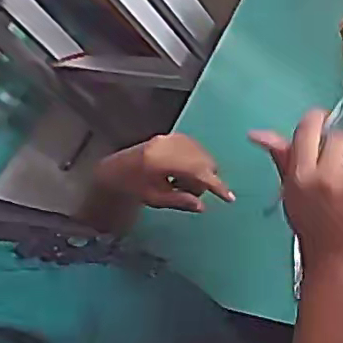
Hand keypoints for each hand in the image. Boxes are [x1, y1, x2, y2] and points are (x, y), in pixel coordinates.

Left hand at [91, 133, 234, 213]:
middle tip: (191, 191)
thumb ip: (180, 201)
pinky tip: (183, 171)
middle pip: (204, 162)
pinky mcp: (172, 137)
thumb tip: (203, 206)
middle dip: (205, 179)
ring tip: (182, 181)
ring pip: (203, 155)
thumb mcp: (155, 198)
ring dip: (200, 170)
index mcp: (161, 161)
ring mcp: (170, 138)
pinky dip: (196, 162)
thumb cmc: (133, 187)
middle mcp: (168, 145)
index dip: (216, 186)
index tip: (229, 198)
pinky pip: (196, 149)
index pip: (197, 173)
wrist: (114, 171)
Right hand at [249, 109, 342, 272]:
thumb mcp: (290, 191)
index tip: (321, 123)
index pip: (309, 128)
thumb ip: (282, 157)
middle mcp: (327, 175)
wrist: (336, 256)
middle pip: (337, 135)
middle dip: (337, 143)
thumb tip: (257, 133)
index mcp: (301, 174)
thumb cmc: (310, 223)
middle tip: (337, 159)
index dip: (317, 120)